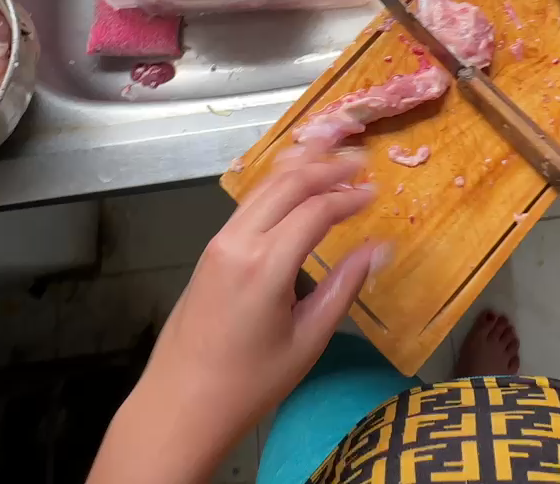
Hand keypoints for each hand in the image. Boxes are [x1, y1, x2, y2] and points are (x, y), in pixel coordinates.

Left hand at [88, 148, 385, 483]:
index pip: (316, 210)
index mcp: (266, 264)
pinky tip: (295, 177)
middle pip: (289, 183)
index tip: (376, 192)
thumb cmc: (249, 384)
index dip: (350, 197)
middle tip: (360, 161)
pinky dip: (278, 181)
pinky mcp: (212, 246)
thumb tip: (380, 248)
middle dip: (327, 167)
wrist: (178, 406)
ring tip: (333, 154)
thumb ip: (343, 287)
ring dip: (301, 165)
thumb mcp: (307, 341)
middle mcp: (240, 239)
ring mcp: (221, 239)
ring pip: (265, 184)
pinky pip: (250, 199)